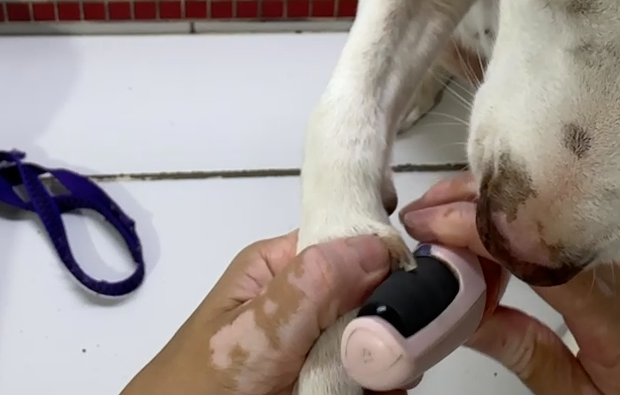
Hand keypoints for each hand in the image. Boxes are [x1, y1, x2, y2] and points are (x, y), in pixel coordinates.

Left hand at [123, 231, 399, 394]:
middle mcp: (300, 300)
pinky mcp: (321, 383)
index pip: (345, 240)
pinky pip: (365, 380)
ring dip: (385, 364)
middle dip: (387, 324)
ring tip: (384, 384)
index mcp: (279, 266)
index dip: (382, 258)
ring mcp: (313, 347)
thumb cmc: (206, 380)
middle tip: (395, 354)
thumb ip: (312, 284)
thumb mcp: (257, 326)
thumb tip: (377, 242)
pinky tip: (379, 394)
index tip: (414, 286)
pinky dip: (377, 390)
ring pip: (373, 343)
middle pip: (369, 297)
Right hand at [400, 174, 619, 394]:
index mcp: (611, 308)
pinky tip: (471, 238)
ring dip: (479, 207)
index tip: (424, 228)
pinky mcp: (599, 265)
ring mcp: (608, 261)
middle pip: (533, 209)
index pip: (532, 243)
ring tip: (431, 222)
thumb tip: (456, 306)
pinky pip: (544, 225)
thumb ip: (523, 353)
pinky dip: (499, 221)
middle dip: (466, 202)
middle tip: (414, 217)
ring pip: (537, 208)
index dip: (473, 226)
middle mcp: (611, 270)